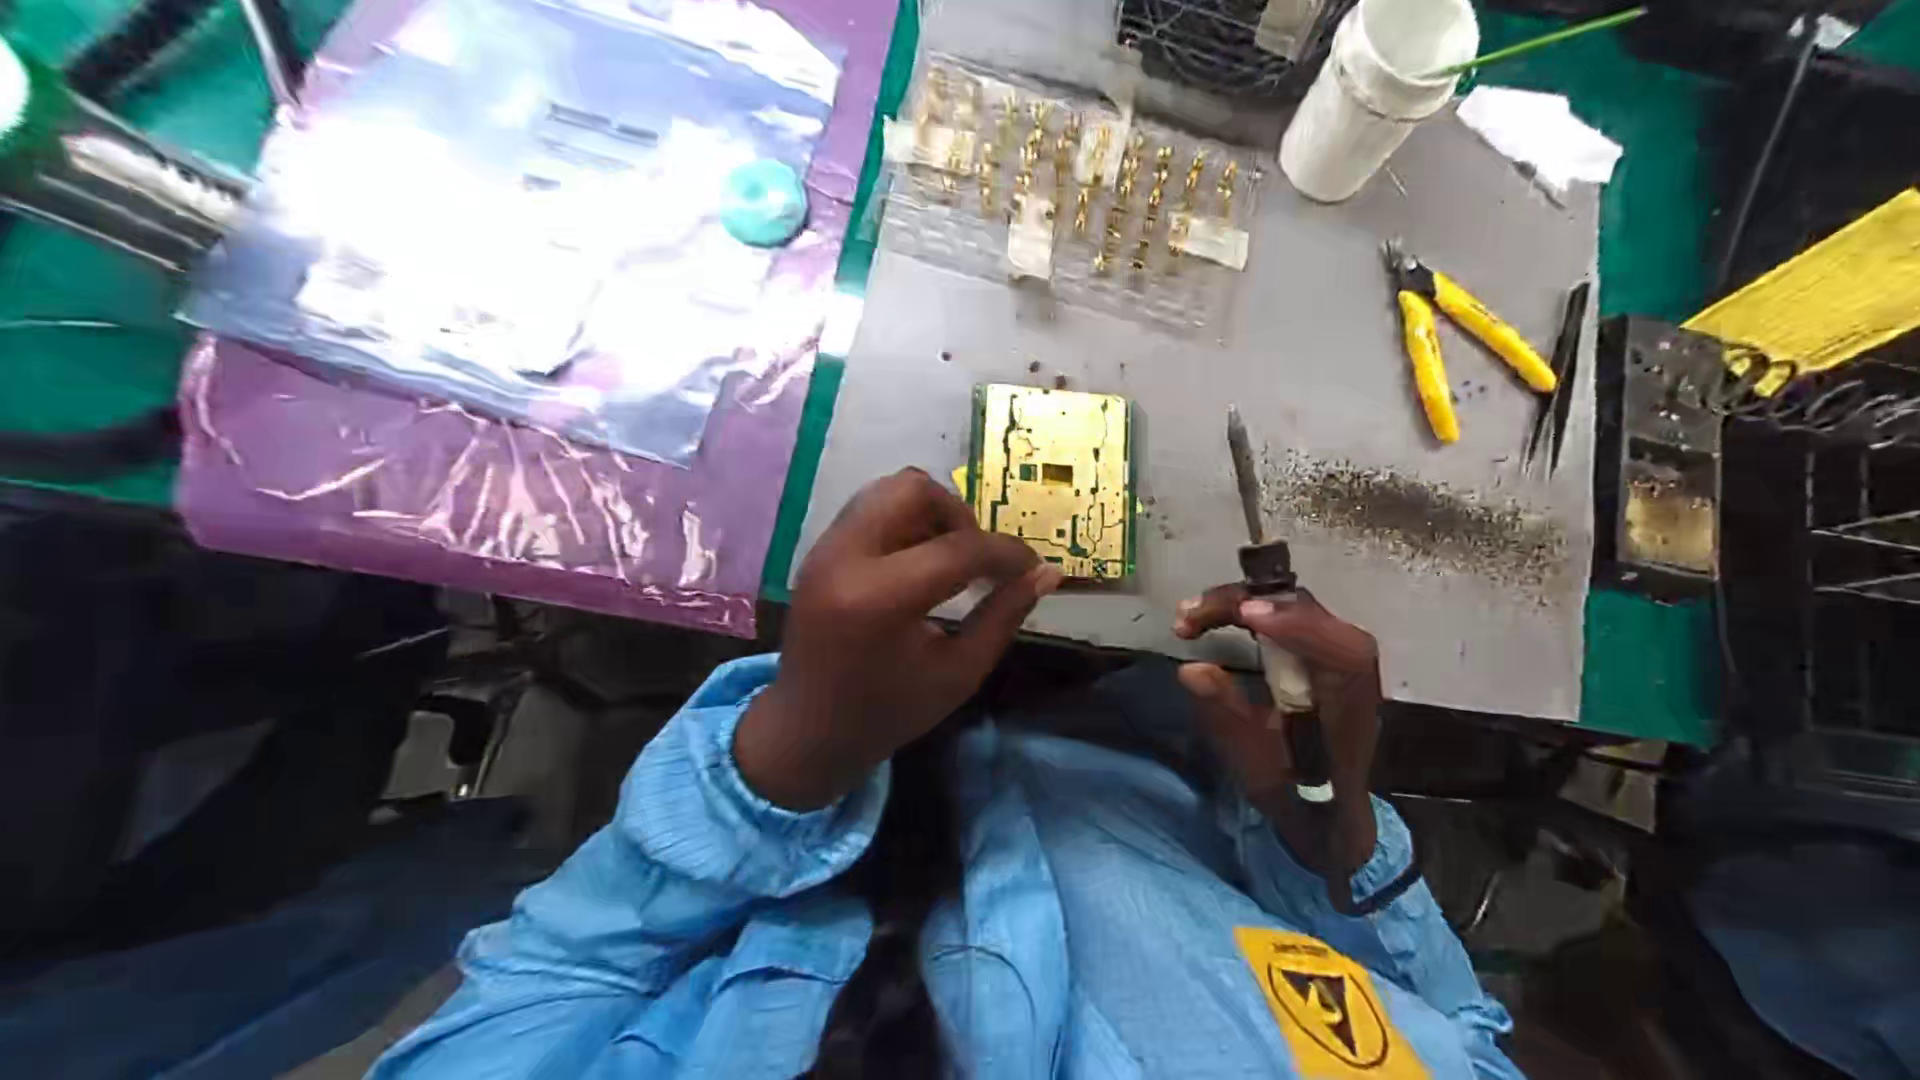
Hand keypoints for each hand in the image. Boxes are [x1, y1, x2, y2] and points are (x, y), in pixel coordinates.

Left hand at [737, 468, 1062, 809]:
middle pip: (913, 489)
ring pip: (888, 490)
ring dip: (930, 513)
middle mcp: (844, 557)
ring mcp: (824, 549)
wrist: (808, 731)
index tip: (1031, 566)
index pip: (958, 548)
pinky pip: (869, 509)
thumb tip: (1045, 573)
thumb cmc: (888, 713)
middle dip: (959, 515)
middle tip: (977, 559)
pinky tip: (918, 563)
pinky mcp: (818, 551)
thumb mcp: (959, 674)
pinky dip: (904, 521)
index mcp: (879, 598)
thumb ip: (1003, 617)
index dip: (1006, 553)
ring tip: (947, 559)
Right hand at [1172, 586, 1381, 892]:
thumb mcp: (1255, 761)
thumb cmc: (1296, 790)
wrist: (1328, 808)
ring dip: (1235, 604)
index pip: (1333, 644)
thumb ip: (1226, 713)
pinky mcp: (1313, 648)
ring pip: (1288, 607)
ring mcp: (1332, 651)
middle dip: (1240, 604)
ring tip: (1188, 617)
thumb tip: (1190, 669)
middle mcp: (1348, 662)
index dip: (1292, 623)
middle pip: (1300, 610)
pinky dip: (1244, 612)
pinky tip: (1212, 618)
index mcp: (1348, 694)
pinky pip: (1281, 616)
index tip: (1244, 616)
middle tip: (1186, 617)